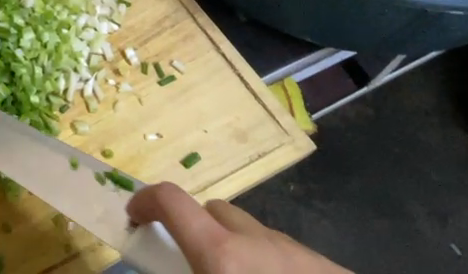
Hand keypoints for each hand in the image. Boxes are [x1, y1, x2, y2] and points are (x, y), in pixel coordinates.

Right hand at [127, 183, 352, 273]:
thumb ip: (194, 270)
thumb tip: (183, 265)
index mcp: (220, 255)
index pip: (171, 200)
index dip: (146, 201)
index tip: (136, 219)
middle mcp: (256, 242)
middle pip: (215, 211)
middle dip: (198, 230)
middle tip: (197, 269)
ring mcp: (298, 253)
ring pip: (256, 236)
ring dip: (240, 254)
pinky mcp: (332, 270)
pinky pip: (291, 259)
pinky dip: (277, 272)